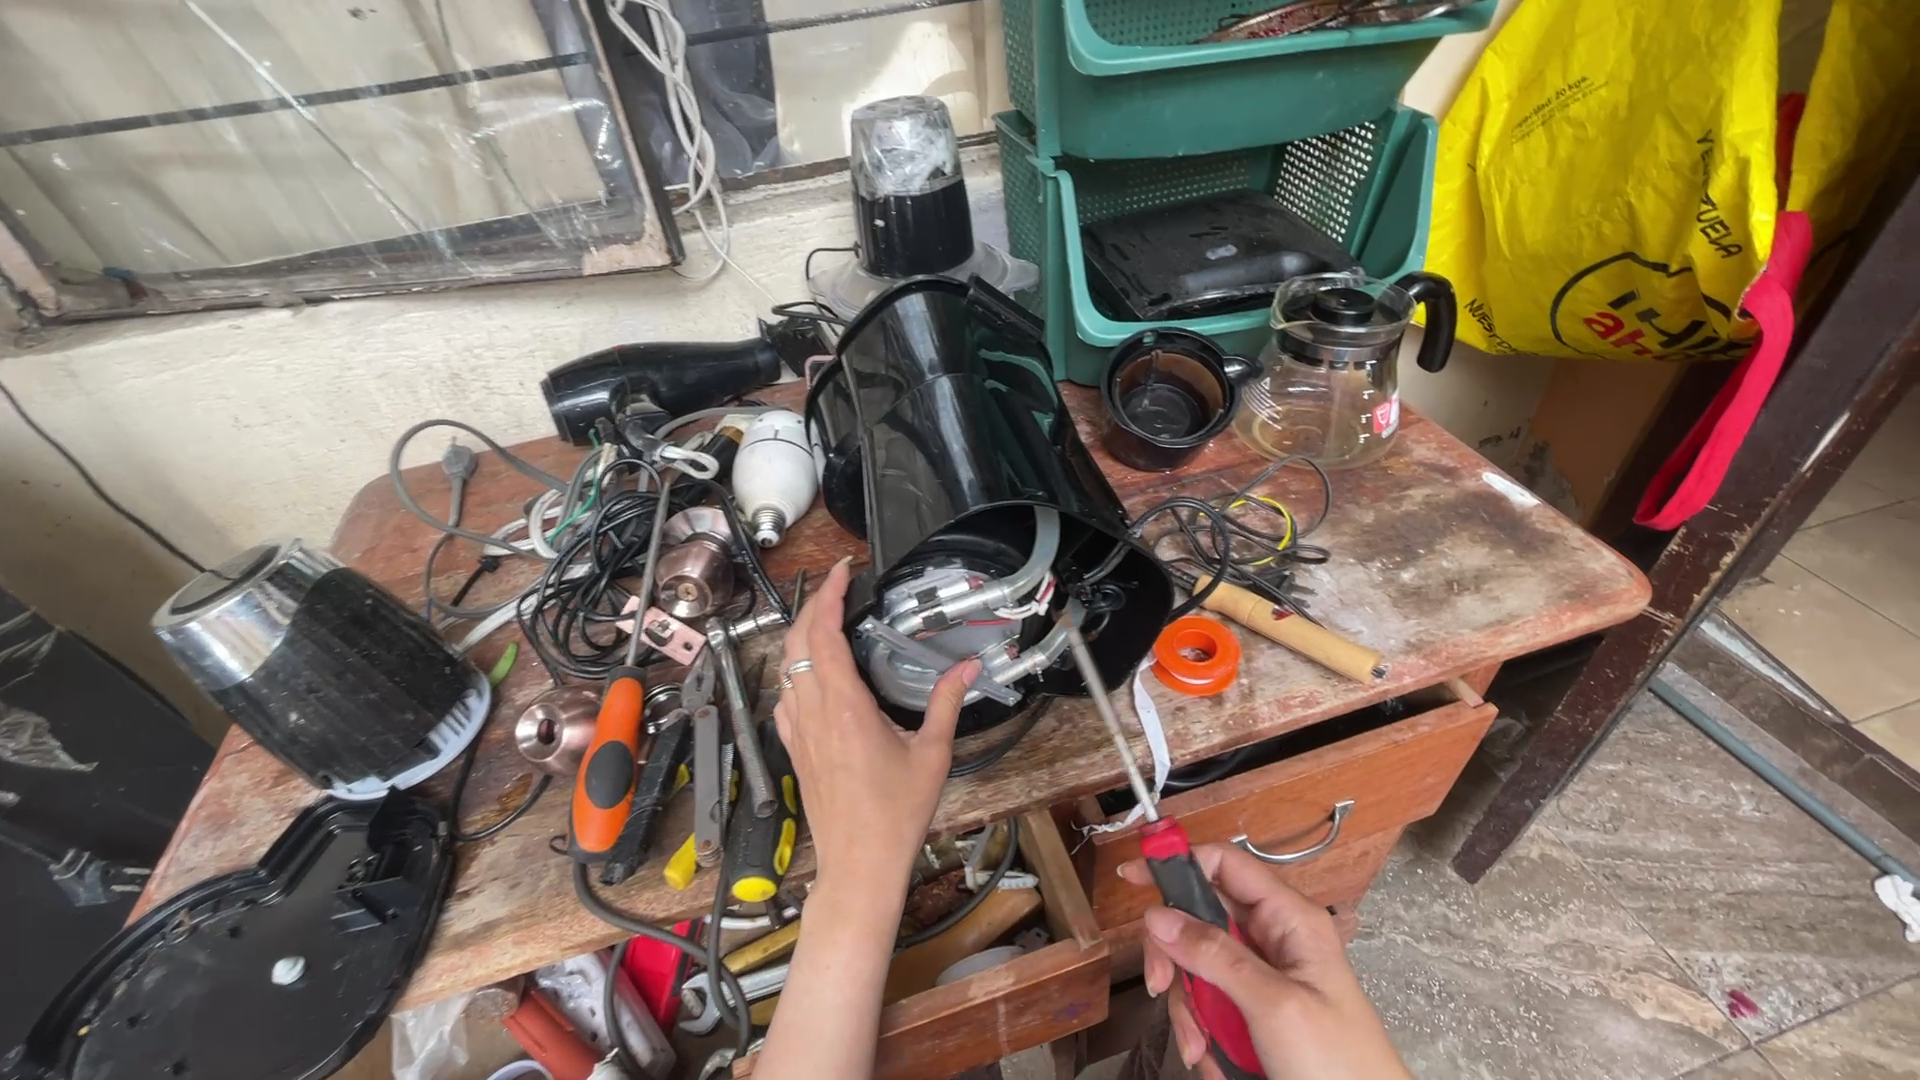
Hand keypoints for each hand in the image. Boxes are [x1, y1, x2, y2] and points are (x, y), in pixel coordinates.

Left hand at [774, 557, 977, 893]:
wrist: (859, 864)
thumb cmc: (895, 813)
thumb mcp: (932, 753)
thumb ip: (947, 703)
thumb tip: (968, 669)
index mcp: (845, 706)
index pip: (824, 633)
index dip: (830, 595)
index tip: (844, 571)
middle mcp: (813, 711)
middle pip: (798, 639)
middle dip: (814, 603)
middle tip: (839, 585)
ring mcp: (797, 729)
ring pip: (787, 664)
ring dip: (802, 633)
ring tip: (828, 618)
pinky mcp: (793, 747)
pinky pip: (785, 694)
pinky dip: (795, 668)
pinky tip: (813, 672)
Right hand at [1120, 844, 1408, 1079]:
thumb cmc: (1337, 1064)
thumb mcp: (1274, 1005)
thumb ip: (1214, 955)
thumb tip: (1157, 915)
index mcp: (1289, 918)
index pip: (1225, 864)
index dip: (1179, 861)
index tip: (1134, 877)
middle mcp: (1271, 936)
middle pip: (1199, 916)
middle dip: (1174, 954)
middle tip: (1159, 982)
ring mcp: (1260, 973)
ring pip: (1196, 962)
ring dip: (1187, 1003)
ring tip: (1198, 1047)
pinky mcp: (1250, 1008)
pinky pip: (1206, 1000)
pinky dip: (1199, 1028)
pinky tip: (1210, 1059)